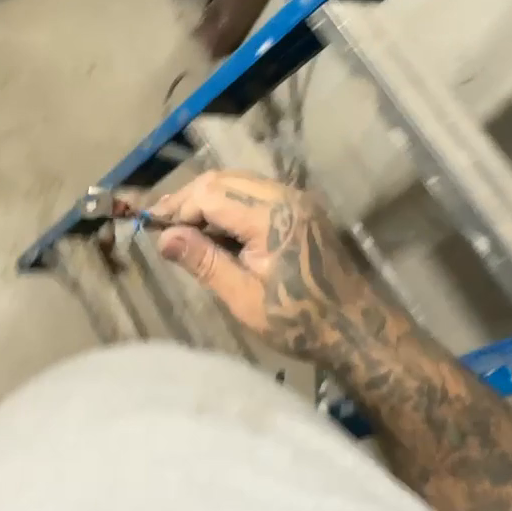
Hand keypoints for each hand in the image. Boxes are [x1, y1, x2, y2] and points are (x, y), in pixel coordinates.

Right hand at [148, 170, 385, 365]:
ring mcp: (296, 199)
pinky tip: (216, 230)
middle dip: (189, 200)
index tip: (153, 228)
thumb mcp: (244, 298)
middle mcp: (285, 195)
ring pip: (238, 183)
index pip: (210, 194)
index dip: (178, 208)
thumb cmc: (300, 321)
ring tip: (184, 229)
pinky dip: (229, 205)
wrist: (358, 330)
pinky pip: (255, 193)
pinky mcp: (301, 208)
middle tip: (162, 226)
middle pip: (222, 180)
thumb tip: (163, 238)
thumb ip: (204, 262)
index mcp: (272, 215)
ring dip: (208, 200)